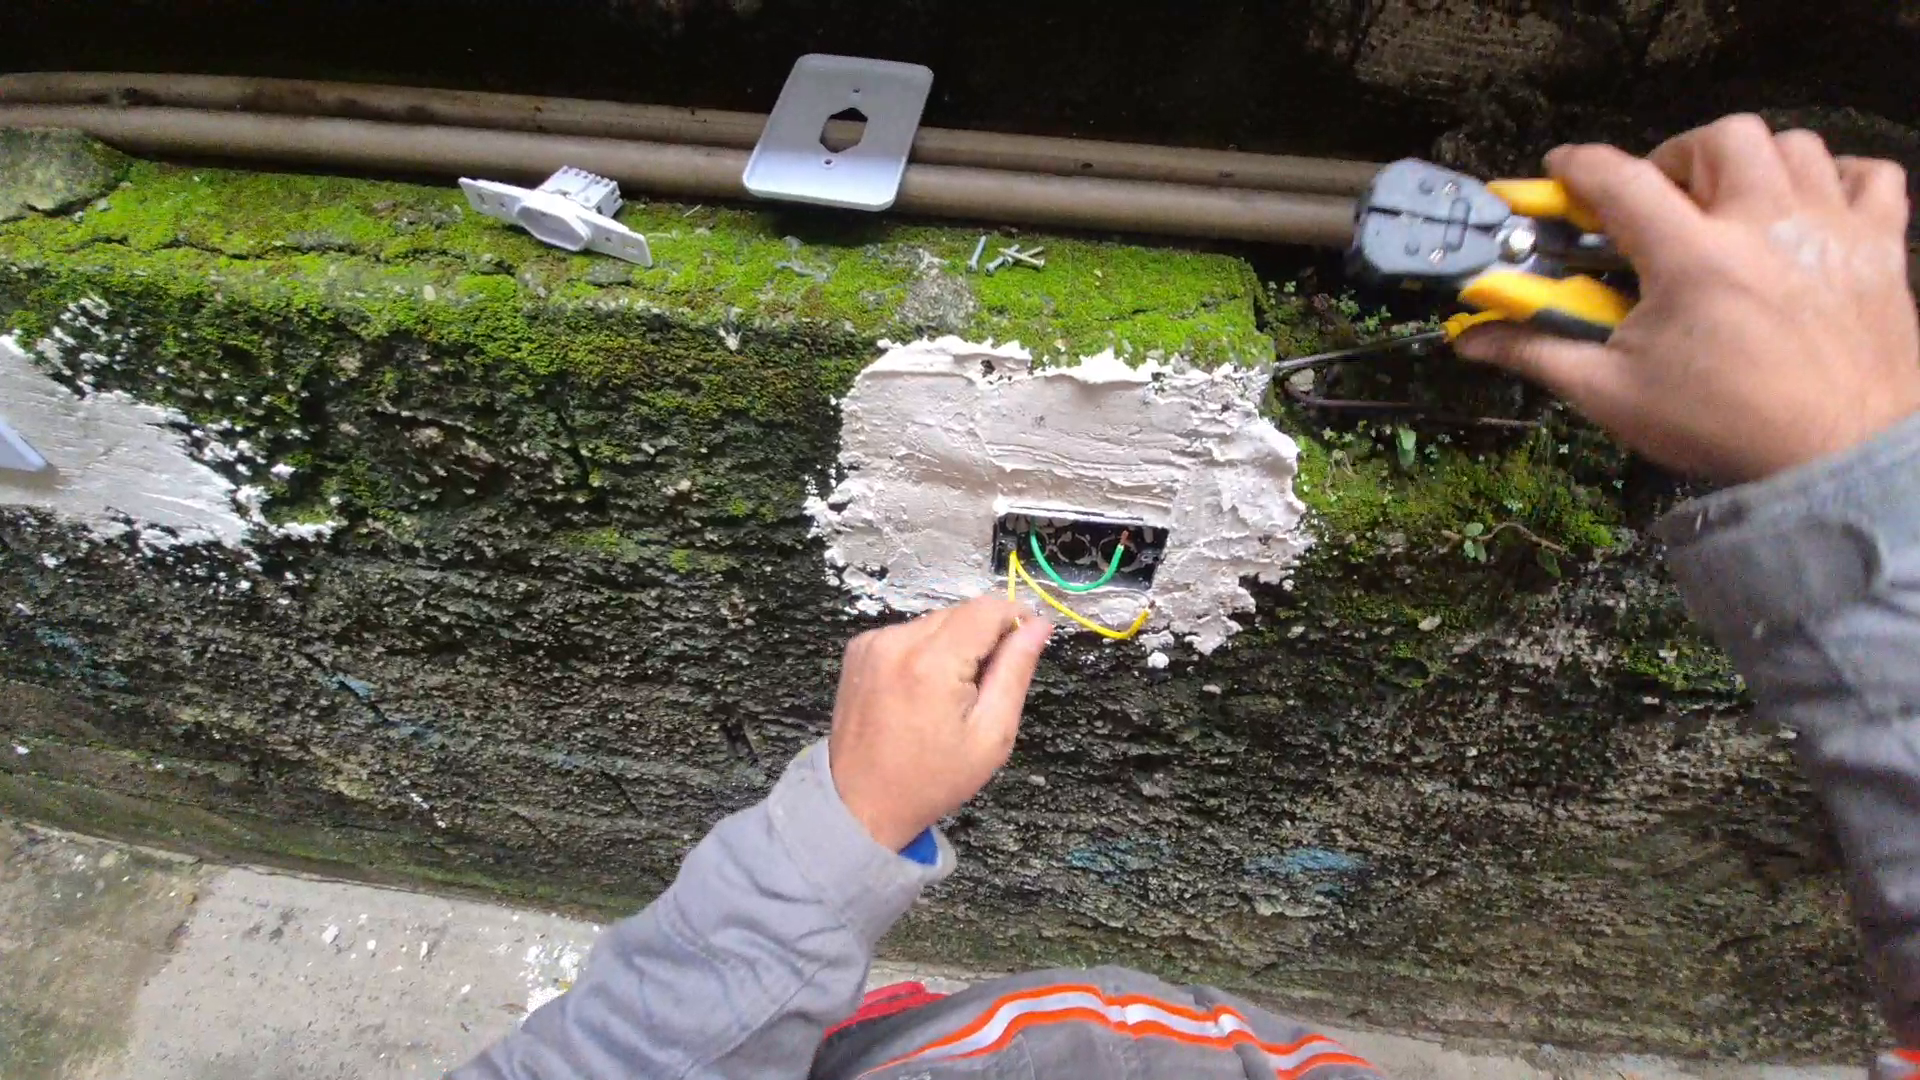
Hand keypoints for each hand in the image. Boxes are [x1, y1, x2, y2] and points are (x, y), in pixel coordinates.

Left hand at [827, 597, 1052, 851]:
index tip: (1028, 637)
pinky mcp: (859, 649)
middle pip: (960, 613)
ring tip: (951, 691)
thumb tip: (1038, 625)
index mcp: (932, 662)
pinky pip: (907, 633)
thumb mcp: (991, 734)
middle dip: (983, 637)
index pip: (986, 609)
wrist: (862, 803)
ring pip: (935, 621)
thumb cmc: (933, 778)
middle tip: (988, 682)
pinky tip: (922, 687)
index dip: (1015, 617)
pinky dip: (924, 650)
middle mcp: (897, 641)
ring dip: (953, 643)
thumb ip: (1016, 672)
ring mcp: (873, 643)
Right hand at [1458, 114, 1919, 481]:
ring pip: (1794, 145)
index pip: (1624, 183)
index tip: (1557, 166)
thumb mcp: (1604, 389)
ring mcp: (1835, 226)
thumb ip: (1533, 352)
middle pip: (1724, 138)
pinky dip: (1826, 177)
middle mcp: (1767, 222)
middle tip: (1648, 197)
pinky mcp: (1884, 241)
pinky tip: (1795, 210)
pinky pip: (1866, 174)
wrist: (1837, 449)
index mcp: (1692, 257)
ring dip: (1742, 163)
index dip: (1581, 166)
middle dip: (1671, 156)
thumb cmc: (1711, 419)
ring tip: (1714, 204)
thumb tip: (1467, 340)